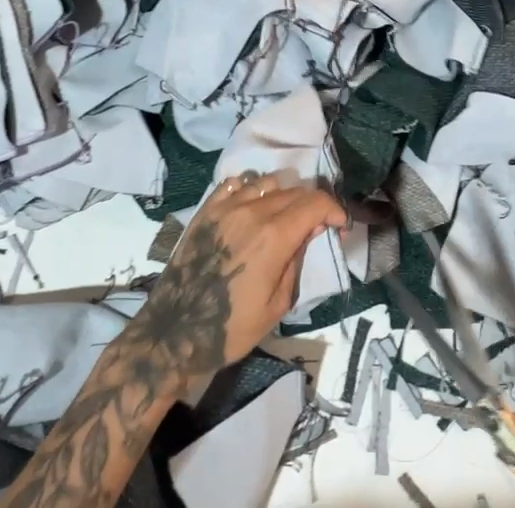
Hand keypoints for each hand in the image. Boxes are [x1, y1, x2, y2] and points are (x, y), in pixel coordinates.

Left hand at [117, 172, 346, 391]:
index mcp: (274, 237)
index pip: (315, 202)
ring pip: (267, 183)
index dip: (335, 209)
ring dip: (284, 195)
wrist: (175, 333)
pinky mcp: (205, 211)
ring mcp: (225, 208)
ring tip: (284, 217)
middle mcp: (251, 213)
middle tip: (316, 227)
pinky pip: (235, 184)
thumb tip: (310, 231)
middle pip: (294, 191)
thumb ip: (297, 259)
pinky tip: (254, 208)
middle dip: (313, 205)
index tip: (339, 226)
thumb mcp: (278, 303)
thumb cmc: (232, 328)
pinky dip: (252, 190)